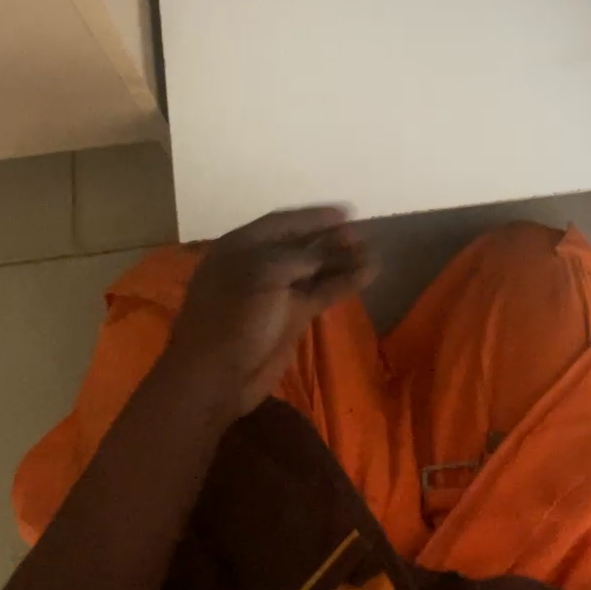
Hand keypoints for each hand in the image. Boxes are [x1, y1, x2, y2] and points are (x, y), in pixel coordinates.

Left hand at [165, 206, 375, 416]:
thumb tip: (328, 252)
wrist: (216, 377)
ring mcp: (277, 292)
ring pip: (316, 269)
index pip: (282, 223)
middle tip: (363, 233)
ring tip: (374, 253)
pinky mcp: (292, 317)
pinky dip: (344, 283)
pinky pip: (322, 292)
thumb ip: (298, 256)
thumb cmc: (233, 317)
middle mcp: (260, 265)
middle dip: (332, 238)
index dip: (314, 217)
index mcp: (242, 247)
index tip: (346, 212)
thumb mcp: (263, 273)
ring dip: (343, 260)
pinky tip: (368, 274)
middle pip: (302, 244)